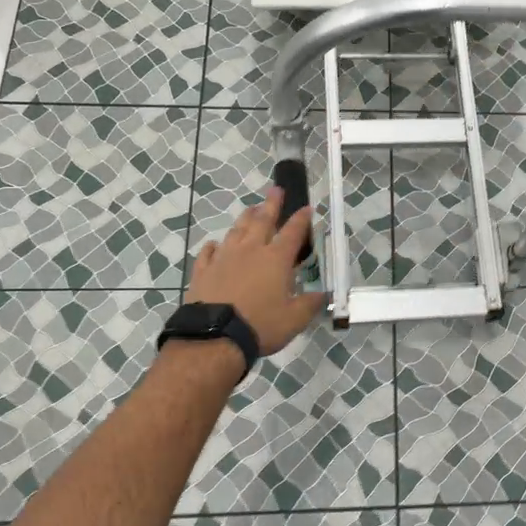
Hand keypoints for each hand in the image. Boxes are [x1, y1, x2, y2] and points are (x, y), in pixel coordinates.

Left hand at [186, 189, 327, 354]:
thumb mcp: (294, 319)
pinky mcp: (203, 270)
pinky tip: (215, 244)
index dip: (302, 219)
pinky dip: (214, 246)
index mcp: (276, 259)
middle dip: (271, 204)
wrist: (215, 336)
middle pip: (262, 220)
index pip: (293, 232)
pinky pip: (208, 252)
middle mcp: (250, 251)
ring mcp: (224, 258)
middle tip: (275, 189)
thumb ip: (310, 304)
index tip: (307, 208)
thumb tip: (322, 295)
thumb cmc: (260, 325)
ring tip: (250, 209)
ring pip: (236, 231)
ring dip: (245, 218)